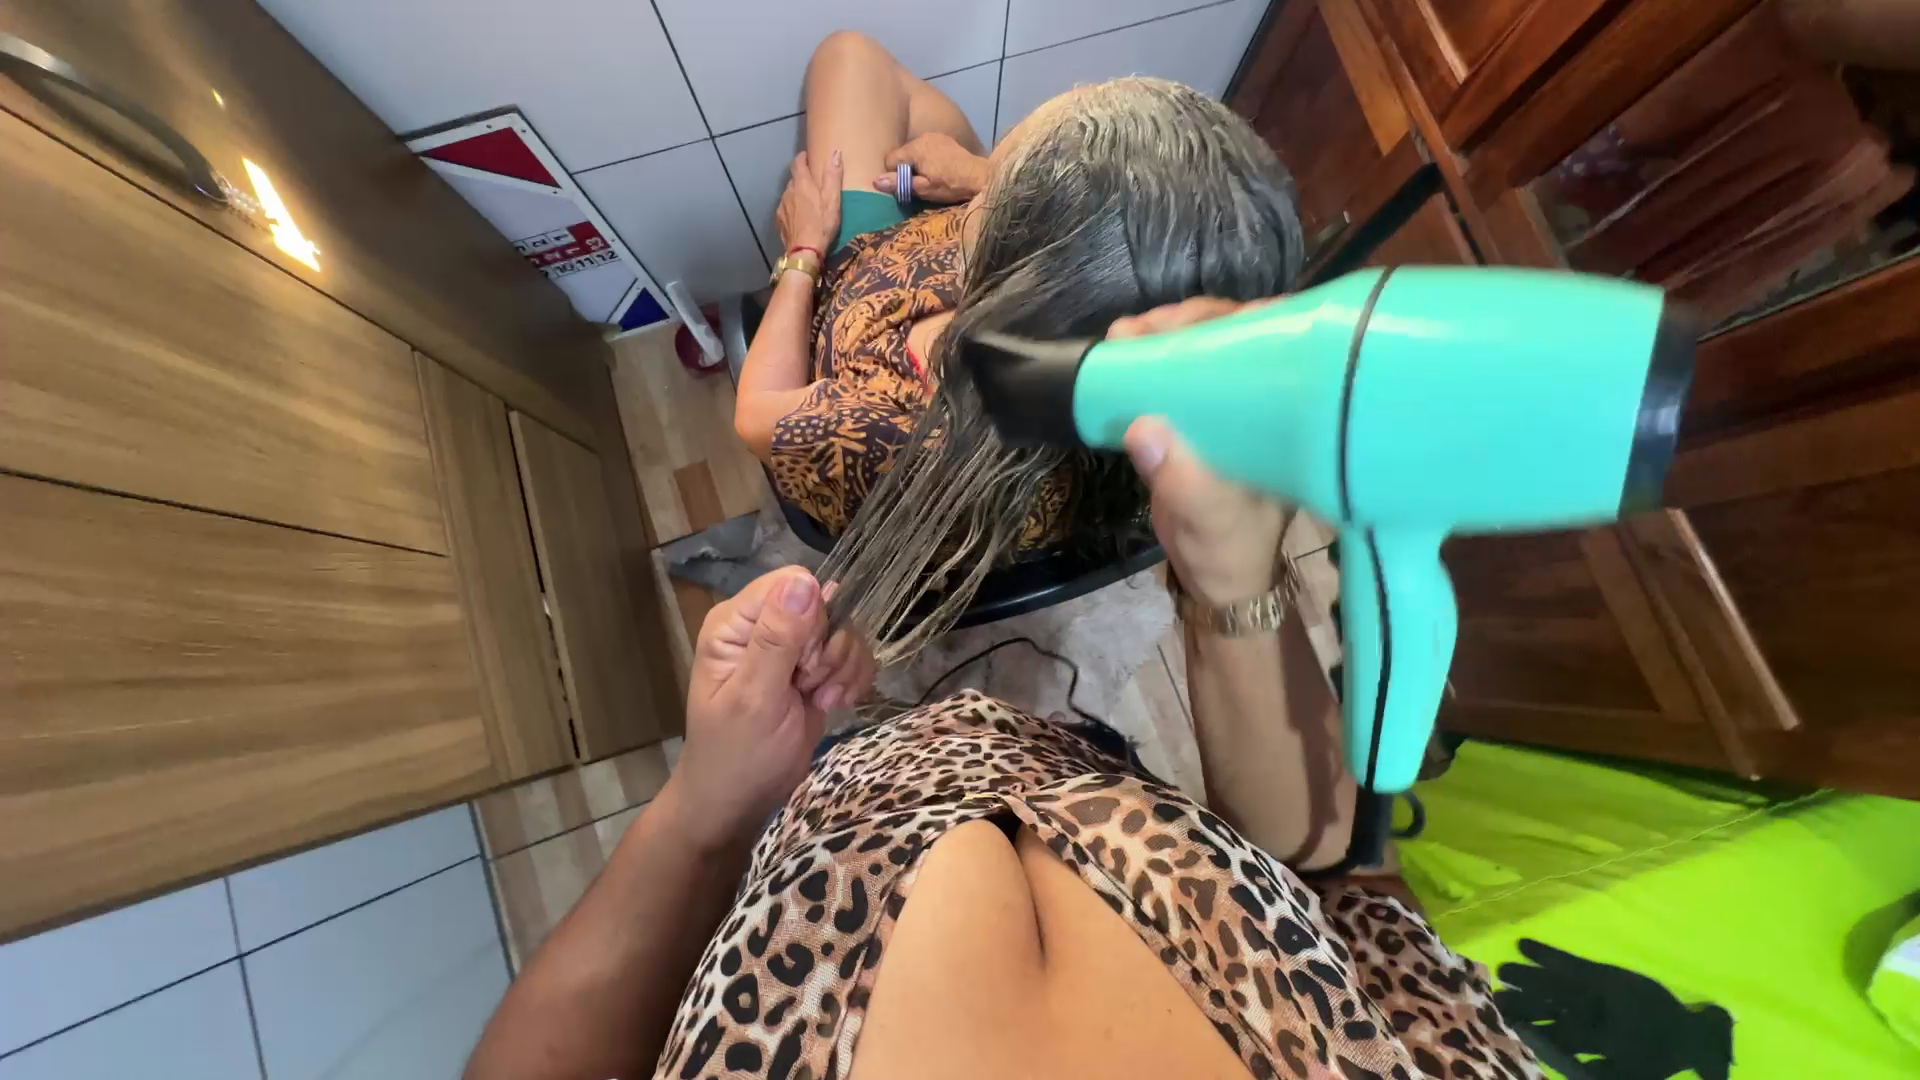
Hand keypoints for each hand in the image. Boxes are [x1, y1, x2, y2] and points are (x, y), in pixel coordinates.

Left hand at [670, 567, 875, 850]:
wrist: (742, 802)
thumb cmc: (738, 754)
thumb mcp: (755, 697)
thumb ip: (778, 639)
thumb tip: (807, 581)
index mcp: (736, 622)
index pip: (793, 583)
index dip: (812, 619)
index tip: (805, 664)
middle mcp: (764, 625)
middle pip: (826, 606)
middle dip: (830, 651)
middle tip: (808, 686)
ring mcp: (792, 648)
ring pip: (845, 631)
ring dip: (844, 668)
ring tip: (822, 700)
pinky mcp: (816, 669)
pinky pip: (853, 654)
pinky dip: (853, 679)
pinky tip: (836, 703)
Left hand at [777, 149, 844, 254]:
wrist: (804, 252)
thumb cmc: (822, 225)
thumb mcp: (833, 201)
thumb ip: (833, 176)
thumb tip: (835, 152)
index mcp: (802, 183)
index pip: (798, 162)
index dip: (803, 158)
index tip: (809, 158)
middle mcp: (788, 191)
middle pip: (794, 179)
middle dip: (802, 179)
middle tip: (814, 185)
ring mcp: (782, 206)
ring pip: (789, 194)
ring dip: (797, 195)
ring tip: (808, 203)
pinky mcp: (780, 221)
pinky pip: (786, 209)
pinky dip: (792, 209)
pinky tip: (800, 218)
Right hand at [873, 133, 989, 203]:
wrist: (979, 177)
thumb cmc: (951, 186)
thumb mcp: (924, 189)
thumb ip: (900, 184)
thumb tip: (876, 181)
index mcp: (915, 148)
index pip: (891, 160)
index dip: (893, 175)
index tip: (903, 187)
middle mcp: (922, 137)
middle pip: (903, 154)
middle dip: (905, 169)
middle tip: (917, 185)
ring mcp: (934, 136)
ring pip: (915, 151)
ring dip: (916, 164)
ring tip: (929, 178)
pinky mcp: (944, 139)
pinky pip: (927, 148)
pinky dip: (927, 158)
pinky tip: (937, 169)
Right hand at [1109, 298, 1288, 608]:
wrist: (1218, 583)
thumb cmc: (1224, 554)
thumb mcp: (1207, 524)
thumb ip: (1181, 483)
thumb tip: (1141, 427)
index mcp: (1290, 422)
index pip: (1274, 346)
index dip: (1230, 323)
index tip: (1180, 324)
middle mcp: (1270, 406)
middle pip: (1236, 339)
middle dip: (1186, 324)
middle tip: (1134, 330)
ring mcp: (1236, 412)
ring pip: (1207, 353)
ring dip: (1165, 338)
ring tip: (1122, 337)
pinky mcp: (1205, 422)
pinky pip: (1183, 379)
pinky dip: (1154, 362)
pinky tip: (1125, 355)